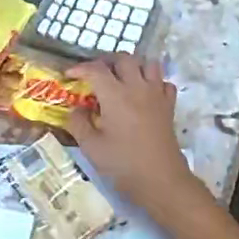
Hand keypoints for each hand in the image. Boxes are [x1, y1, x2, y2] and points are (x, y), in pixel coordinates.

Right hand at [65, 57, 205, 215]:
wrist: (160, 179)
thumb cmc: (122, 164)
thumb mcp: (91, 147)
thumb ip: (79, 123)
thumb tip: (76, 109)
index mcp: (115, 95)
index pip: (95, 69)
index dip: (79, 68)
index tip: (69, 76)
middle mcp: (137, 87)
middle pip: (123, 59)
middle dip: (106, 61)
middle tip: (94, 73)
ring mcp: (156, 95)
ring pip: (148, 64)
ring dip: (133, 65)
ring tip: (121, 77)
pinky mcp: (169, 106)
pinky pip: (164, 82)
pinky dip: (153, 82)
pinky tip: (143, 93)